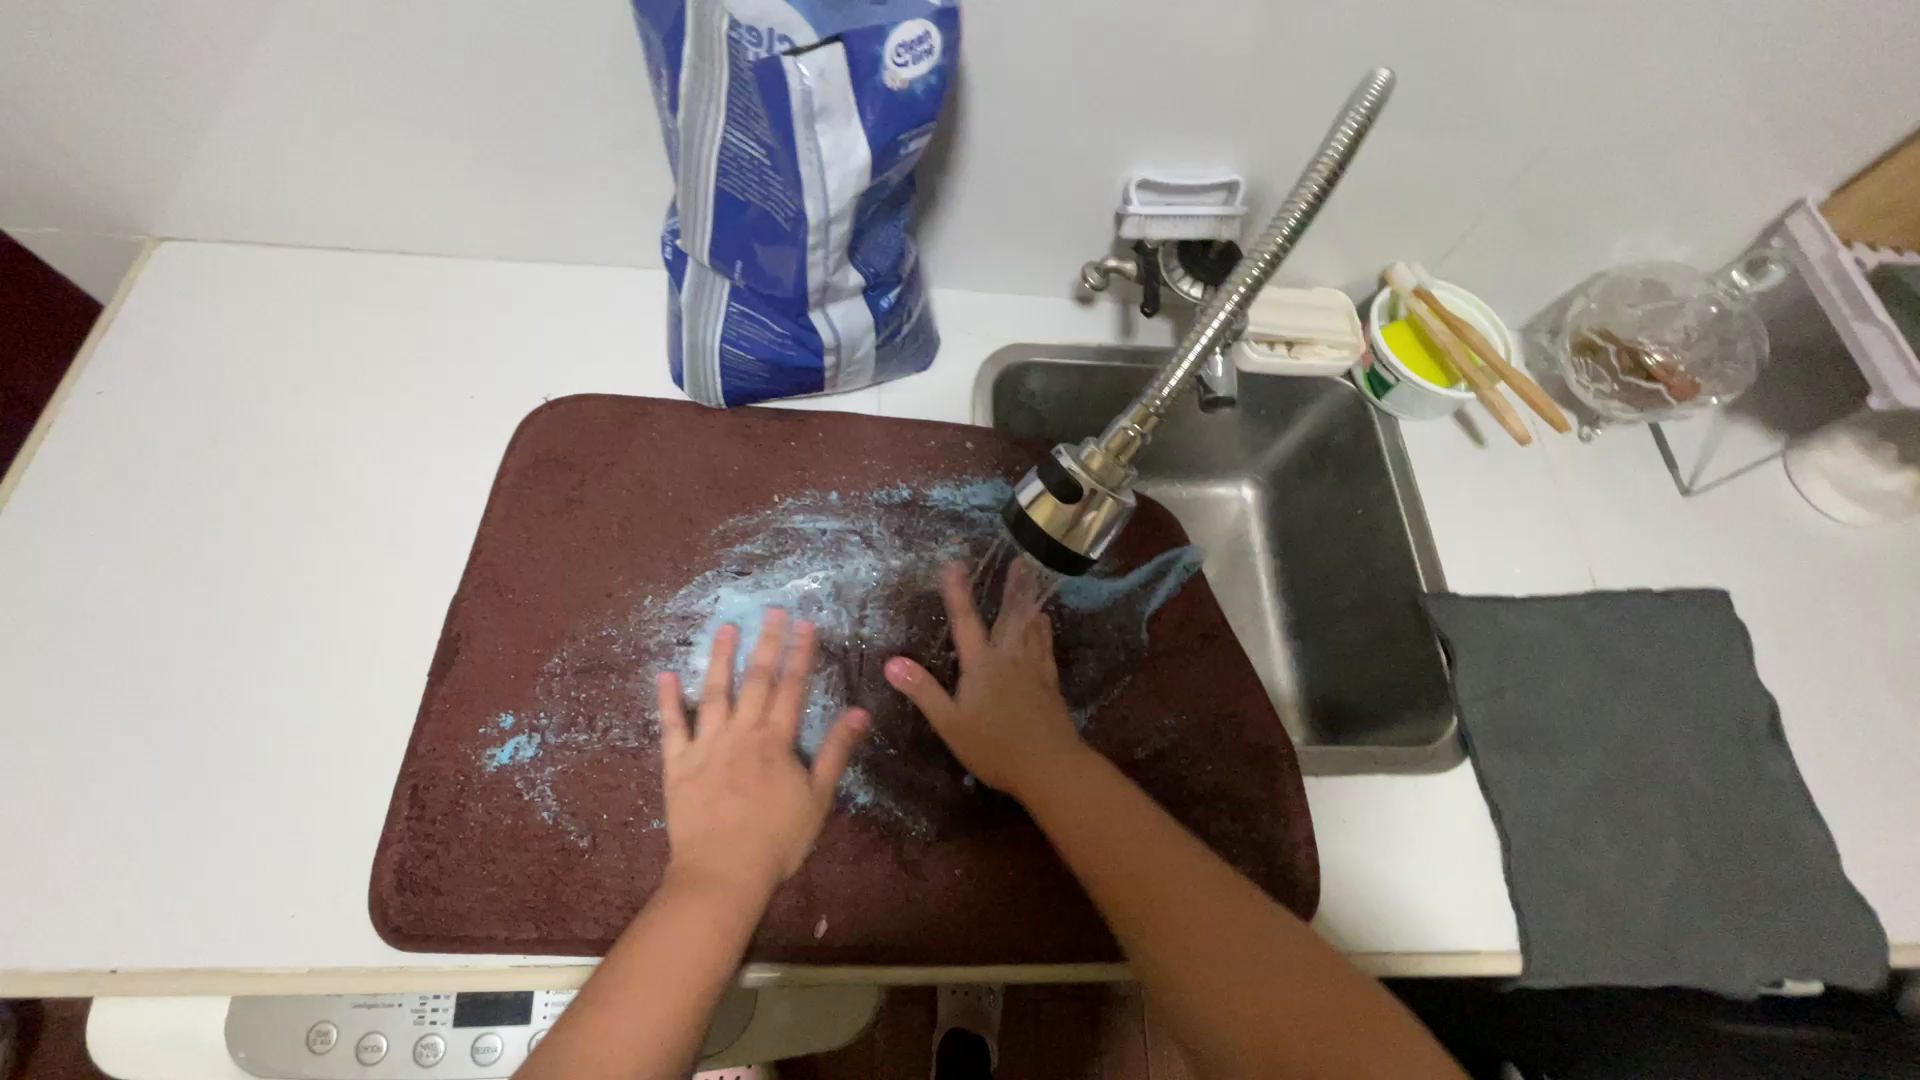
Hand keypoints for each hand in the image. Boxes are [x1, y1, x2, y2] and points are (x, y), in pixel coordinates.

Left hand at [656, 610, 867, 895]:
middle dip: (767, 643)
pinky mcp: (677, 765)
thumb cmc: (777, 839)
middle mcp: (742, 733)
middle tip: (772, 610)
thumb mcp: (818, 798)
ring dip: (721, 658)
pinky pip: (671, 727)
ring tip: (726, 627)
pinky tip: (665, 675)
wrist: (723, 873)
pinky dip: (667, 700)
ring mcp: (706, 746)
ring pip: (714, 693)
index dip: (800, 653)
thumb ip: (835, 752)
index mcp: (776, 741)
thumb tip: (858, 712)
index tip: (805, 623)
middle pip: (756, 680)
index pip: (792, 687)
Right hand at [884, 558, 1090, 800]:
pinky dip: (1044, 631)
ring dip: (1031, 601)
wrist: (1049, 766)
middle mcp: (1009, 658)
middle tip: (1022, 559)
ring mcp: (1033, 669)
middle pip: (1011, 615)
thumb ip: (923, 691)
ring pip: (1032, 627)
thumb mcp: (950, 723)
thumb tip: (891, 662)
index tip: (954, 563)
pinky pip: (1046, 647)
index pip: (965, 621)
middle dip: (1013, 586)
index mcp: (982, 665)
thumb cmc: (994, 746)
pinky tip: (1045, 626)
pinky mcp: (1050, 683)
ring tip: (1034, 583)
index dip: (958, 592)